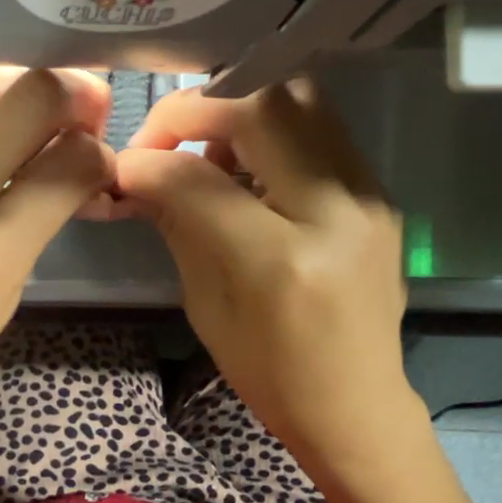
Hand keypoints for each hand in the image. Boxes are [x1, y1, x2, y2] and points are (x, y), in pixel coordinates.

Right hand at [114, 78, 413, 456]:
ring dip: (238, 112)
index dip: (148, 160)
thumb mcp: (204, 302)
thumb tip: (136, 172)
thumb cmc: (266, 369)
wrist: (353, 403)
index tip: (122, 169)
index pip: (199, 177)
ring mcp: (369, 196)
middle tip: (164, 144)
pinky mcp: (379, 193)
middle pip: (262, 106)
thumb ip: (175, 224)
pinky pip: (319, 130)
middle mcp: (336, 211)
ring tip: (209, 157)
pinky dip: (270, 132)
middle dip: (197, 112)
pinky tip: (249, 175)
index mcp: (280, 259)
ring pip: (300, 99)